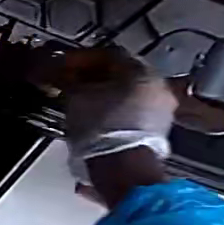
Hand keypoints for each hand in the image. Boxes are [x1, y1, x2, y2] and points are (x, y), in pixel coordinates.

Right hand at [59, 47, 176, 190]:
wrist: (120, 169)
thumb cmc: (103, 132)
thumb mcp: (75, 97)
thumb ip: (69, 79)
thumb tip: (62, 74)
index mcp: (142, 73)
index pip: (108, 55)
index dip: (79, 58)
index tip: (64, 64)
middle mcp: (158, 89)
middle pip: (120, 74)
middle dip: (92, 76)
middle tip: (70, 80)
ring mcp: (161, 111)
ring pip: (126, 93)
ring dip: (102, 93)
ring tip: (78, 100)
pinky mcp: (156, 130)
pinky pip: (131, 111)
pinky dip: (111, 109)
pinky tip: (93, 117)